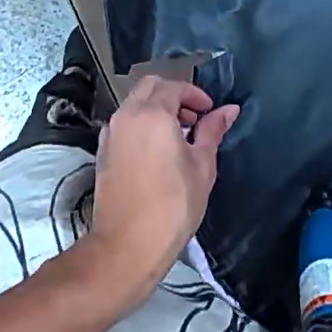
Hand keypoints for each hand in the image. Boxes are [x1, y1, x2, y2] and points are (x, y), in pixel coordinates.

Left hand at [87, 76, 239, 295]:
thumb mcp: (202, 166)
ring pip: (134, 103)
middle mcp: (127, 116)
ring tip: (179, 135)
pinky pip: (124, 122)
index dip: (195, 95)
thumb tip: (228, 110)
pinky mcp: (102, 150)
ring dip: (157, 107)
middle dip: (174, 94)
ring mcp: (111, 133)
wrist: (127, 245)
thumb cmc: (173, 206)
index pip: (174, 87)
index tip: (210, 112)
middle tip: (194, 118)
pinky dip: (142, 122)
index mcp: (152, 114)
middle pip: (150, 86)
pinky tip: (158, 149)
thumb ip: (212, 131)